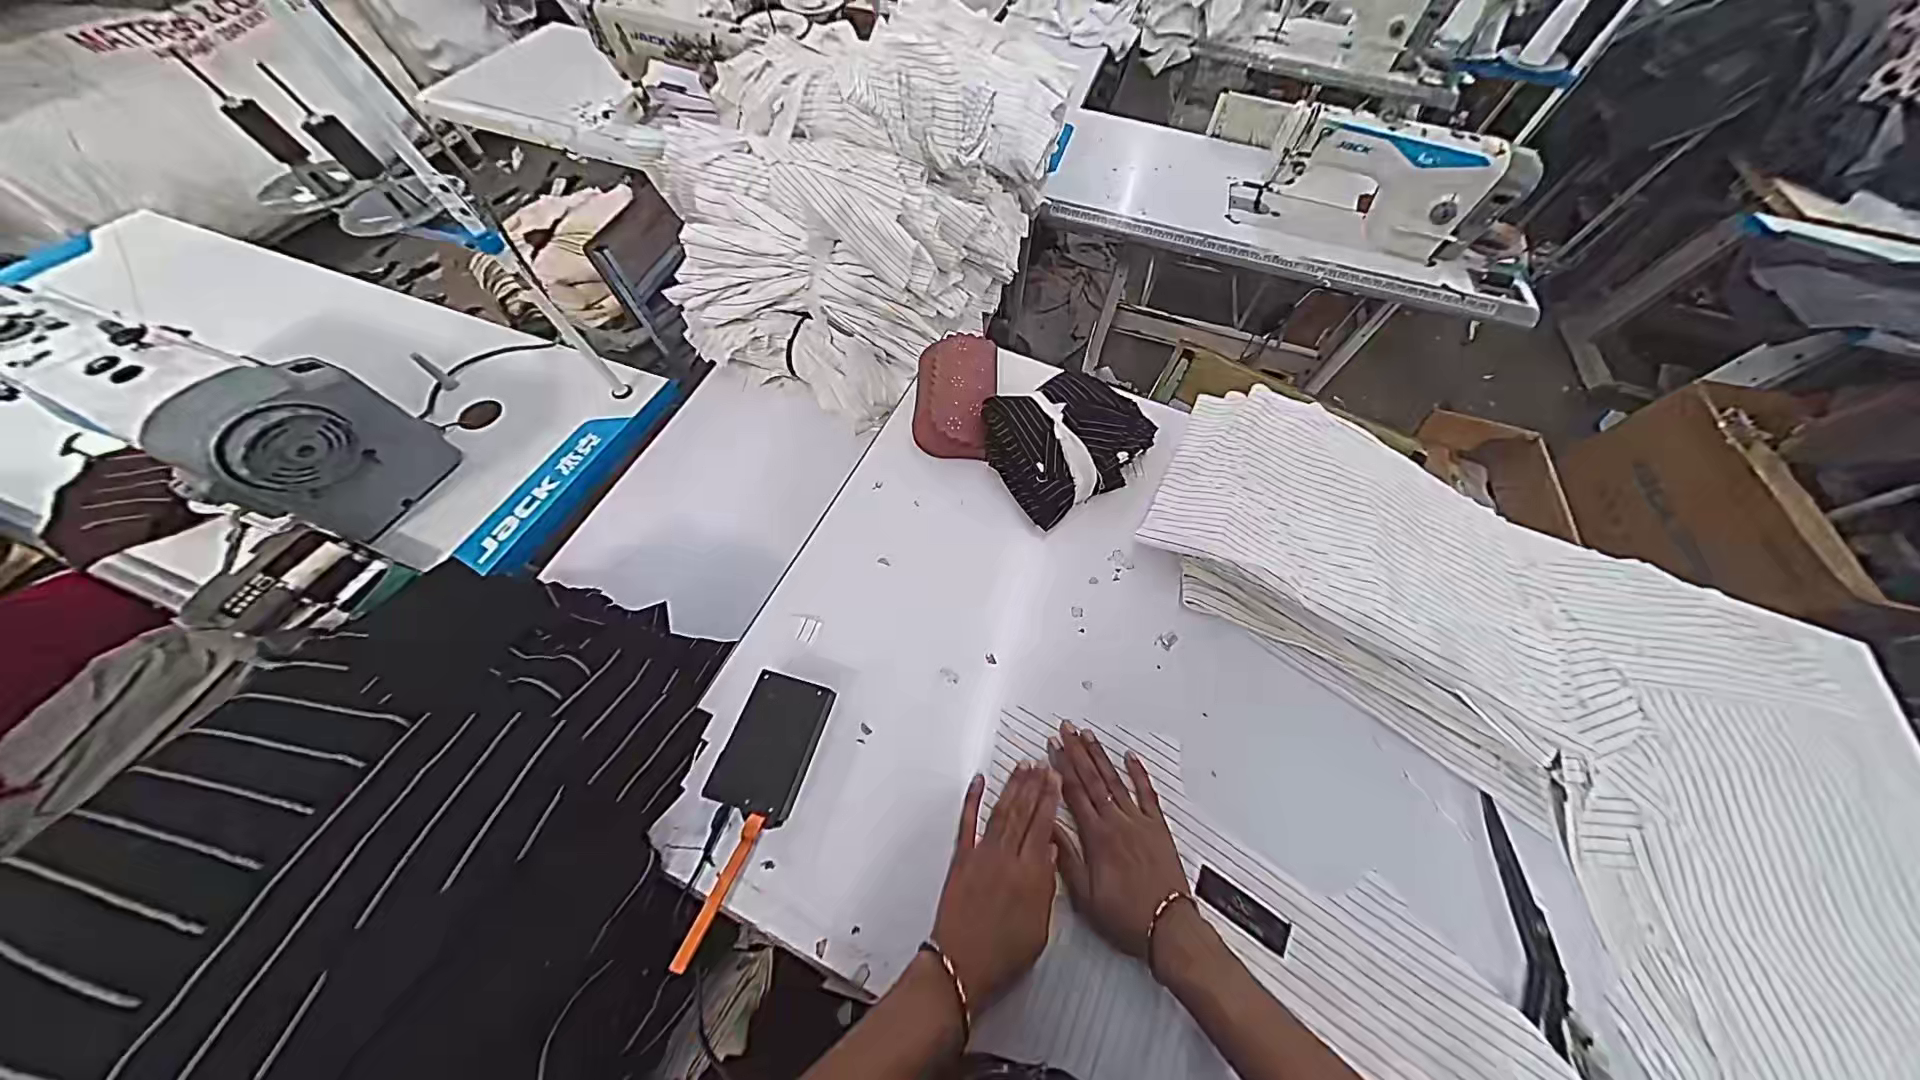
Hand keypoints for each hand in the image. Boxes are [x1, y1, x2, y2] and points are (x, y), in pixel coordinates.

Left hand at [931, 763, 1060, 1006]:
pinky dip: (972, 799)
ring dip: (1012, 787)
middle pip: (1023, 812)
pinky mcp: (961, 858)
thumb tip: (1050, 854)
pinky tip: (979, 782)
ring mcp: (981, 855)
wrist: (961, 966)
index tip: (1055, 779)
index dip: (1050, 799)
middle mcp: (1006, 858)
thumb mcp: (1039, 929)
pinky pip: (967, 822)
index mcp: (1029, 874)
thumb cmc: (1002, 955)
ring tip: (1021, 767)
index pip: (1043, 825)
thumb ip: (1047, 888)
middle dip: (1034, 785)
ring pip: (1001, 811)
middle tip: (1042, 765)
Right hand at [1049, 721, 1188, 961]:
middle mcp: (1117, 823)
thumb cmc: (1127, 917)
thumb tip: (1049, 829)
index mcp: (1097, 837)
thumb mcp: (1086, 896)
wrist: (1168, 928)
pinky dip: (1138, 773)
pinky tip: (1130, 757)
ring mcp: (1139, 822)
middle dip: (1076, 751)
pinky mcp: (1158, 828)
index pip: (1073, 792)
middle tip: (1066, 729)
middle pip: (1092, 778)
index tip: (1051, 748)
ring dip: (1100, 755)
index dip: (1060, 767)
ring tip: (1088, 736)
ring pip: (1115, 780)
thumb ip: (1066, 858)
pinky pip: (1147, 794)